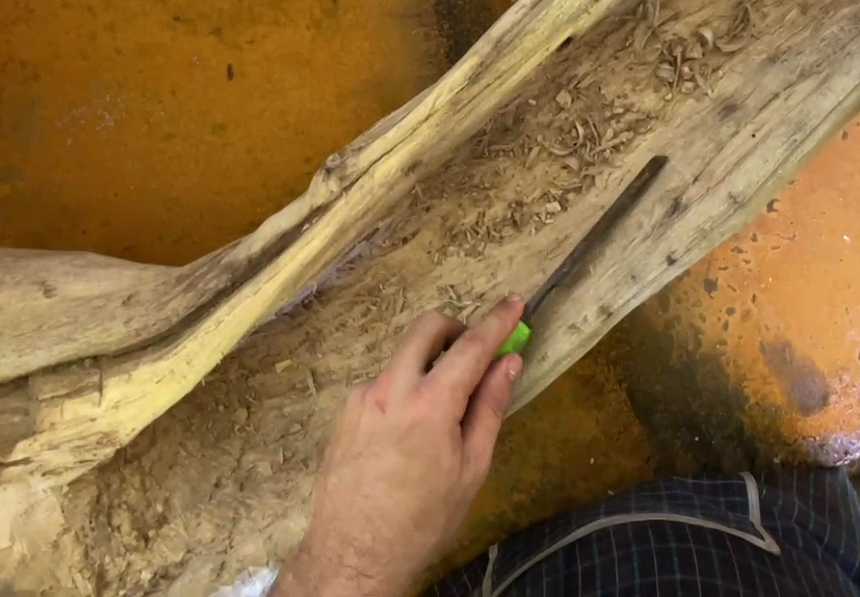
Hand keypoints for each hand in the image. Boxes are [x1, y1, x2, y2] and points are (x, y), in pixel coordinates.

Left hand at [274, 297, 525, 596]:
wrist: (351, 557)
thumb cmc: (422, 520)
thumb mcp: (470, 469)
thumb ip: (489, 407)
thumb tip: (509, 361)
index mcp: (430, 404)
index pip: (472, 345)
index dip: (498, 320)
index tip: (515, 302)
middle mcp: (392, 387)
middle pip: (428, 327)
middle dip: (456, 329)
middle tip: (473, 355)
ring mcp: (362, 395)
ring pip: (404, 354)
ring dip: (429, 363)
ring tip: (439, 412)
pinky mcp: (345, 409)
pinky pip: (384, 381)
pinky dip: (405, 387)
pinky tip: (407, 433)